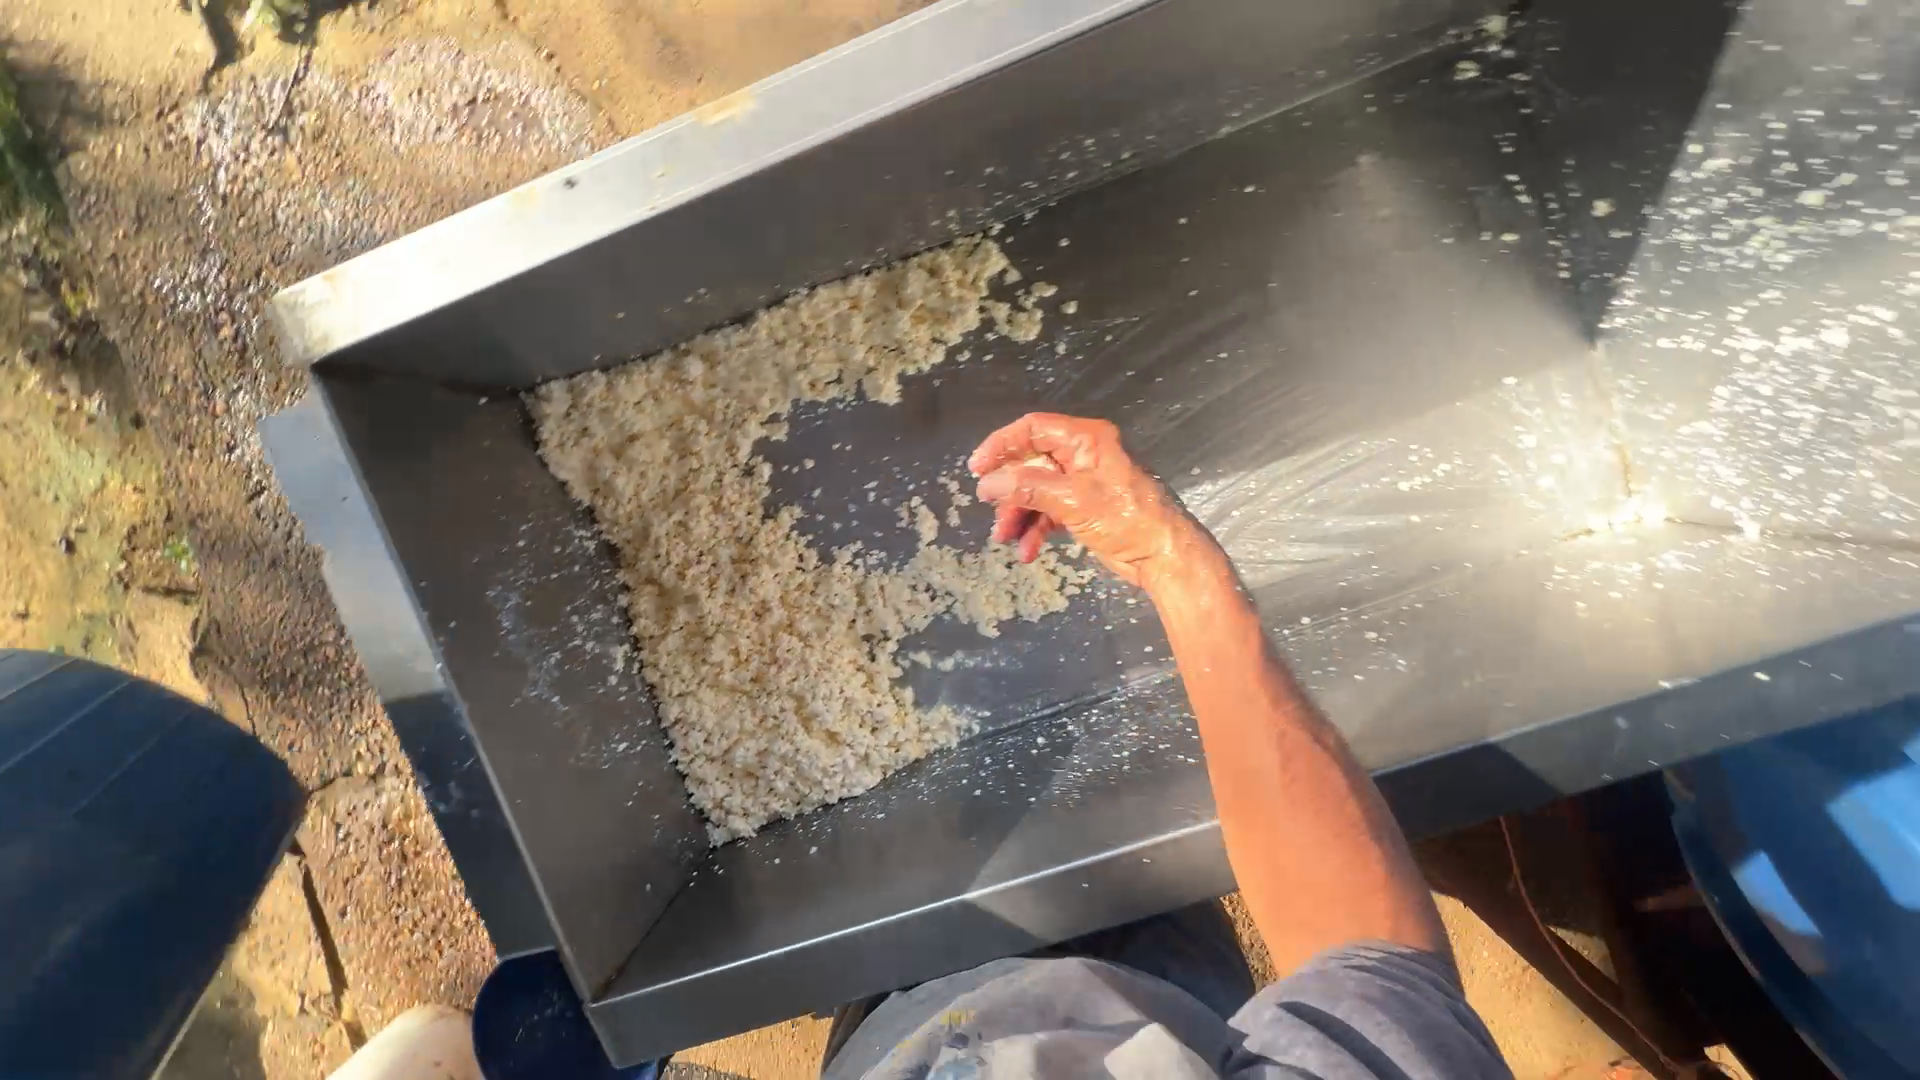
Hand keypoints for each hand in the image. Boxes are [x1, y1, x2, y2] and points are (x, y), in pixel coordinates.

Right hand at [967, 412, 1206, 589]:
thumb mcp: (1070, 499)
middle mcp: (1082, 455)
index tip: (976, 469)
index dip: (1001, 445)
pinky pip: (1049, 511)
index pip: (1032, 429)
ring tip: (1005, 537)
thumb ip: (1026, 488)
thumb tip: (987, 484)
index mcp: (1085, 439)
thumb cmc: (1123, 517)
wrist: (1162, 555)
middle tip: (991, 511)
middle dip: (1009, 491)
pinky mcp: (1083, 509)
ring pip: (1036, 491)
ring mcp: (1082, 483)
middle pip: (1031, 463)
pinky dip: (1036, 528)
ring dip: (1019, 514)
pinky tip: (1027, 550)